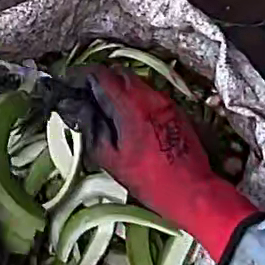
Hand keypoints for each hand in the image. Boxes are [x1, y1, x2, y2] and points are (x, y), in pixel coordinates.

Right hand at [71, 67, 264, 264]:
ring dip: (117, 88)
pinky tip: (126, 118)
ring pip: (135, 82)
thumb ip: (90, 129)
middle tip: (85, 94)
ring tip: (104, 108)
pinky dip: (133, 98)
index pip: (101, 74)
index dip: (81, 75)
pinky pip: (148, 94)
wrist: (194, 192)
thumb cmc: (151, 180)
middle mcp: (150, 97)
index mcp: (131, 106)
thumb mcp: (109, 158)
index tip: (70, 83)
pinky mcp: (174, 110)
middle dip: (99, 78)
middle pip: (118, 72)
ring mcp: (165, 102)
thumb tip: (78, 110)